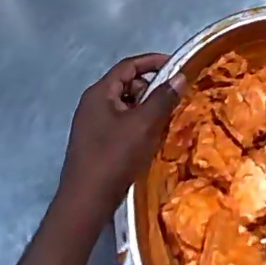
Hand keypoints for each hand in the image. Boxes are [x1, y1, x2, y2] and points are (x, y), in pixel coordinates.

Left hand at [56, 53, 182, 220]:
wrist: (85, 202)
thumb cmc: (114, 157)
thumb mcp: (144, 124)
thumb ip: (163, 98)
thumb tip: (180, 76)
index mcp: (99, 93)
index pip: (128, 66)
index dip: (153, 61)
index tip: (175, 65)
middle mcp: (92, 104)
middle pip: (126, 84)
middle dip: (150, 88)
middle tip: (171, 100)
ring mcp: (90, 124)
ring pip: (124, 105)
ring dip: (144, 109)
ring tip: (162, 121)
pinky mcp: (93, 143)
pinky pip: (119, 123)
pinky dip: (135, 124)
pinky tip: (148, 139)